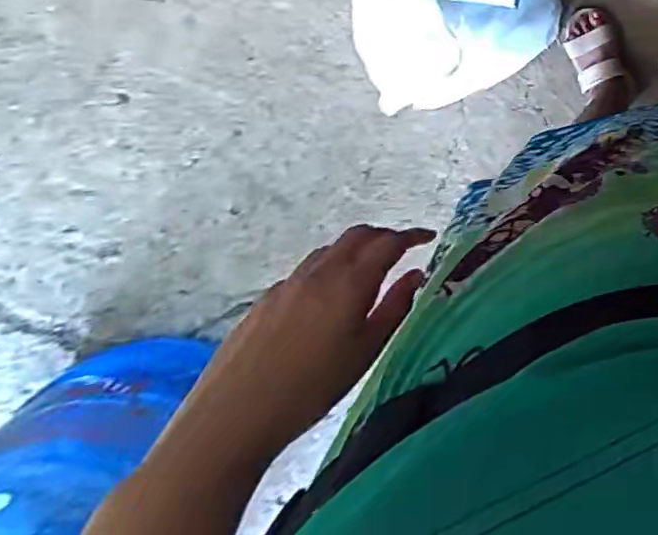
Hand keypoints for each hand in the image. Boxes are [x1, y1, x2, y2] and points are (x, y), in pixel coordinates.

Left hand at [156, 225, 434, 472]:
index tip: (428, 237)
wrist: (229, 421)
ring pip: (328, 250)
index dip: (412, 236)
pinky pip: (304, 271)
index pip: (388, 242)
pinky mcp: (262, 302)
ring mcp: (286, 285)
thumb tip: (415, 275)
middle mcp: (319, 272)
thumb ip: (396, 307)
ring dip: (353, 250)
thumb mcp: (367, 350)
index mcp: (350, 281)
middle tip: (401, 250)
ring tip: (365, 272)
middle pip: (357, 235)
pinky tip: (324, 300)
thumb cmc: (312, 388)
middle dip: (383, 236)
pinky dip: (326, 270)